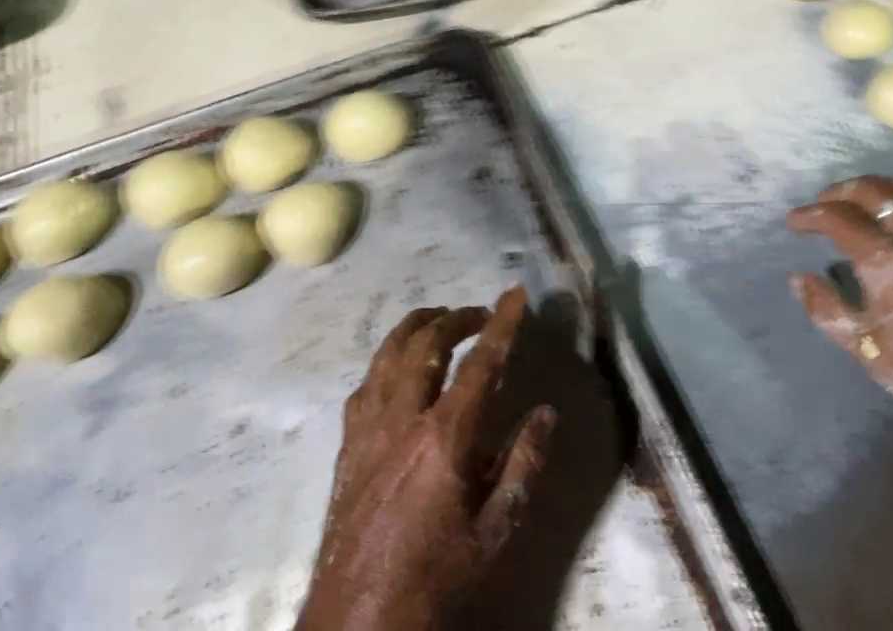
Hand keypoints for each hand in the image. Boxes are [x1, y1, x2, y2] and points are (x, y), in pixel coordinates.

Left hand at [301, 287, 555, 630]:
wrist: (357, 622)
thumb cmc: (437, 577)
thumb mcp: (496, 530)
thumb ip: (524, 464)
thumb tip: (546, 412)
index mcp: (444, 437)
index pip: (479, 363)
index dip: (502, 323)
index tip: (516, 294)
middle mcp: (401, 420)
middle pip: (426, 344)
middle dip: (456, 317)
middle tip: (482, 313)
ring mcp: (367, 432)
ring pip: (387, 357)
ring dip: (416, 328)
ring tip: (440, 319)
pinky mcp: (346, 449)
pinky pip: (365, 386)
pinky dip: (386, 362)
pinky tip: (396, 369)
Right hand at [787, 176, 892, 437]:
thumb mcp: (861, 344)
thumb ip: (825, 307)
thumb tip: (799, 278)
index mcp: (882, 258)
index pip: (837, 217)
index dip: (810, 215)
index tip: (793, 223)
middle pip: (875, 189)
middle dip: (842, 190)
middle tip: (823, 205)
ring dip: (883, 187)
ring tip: (866, 202)